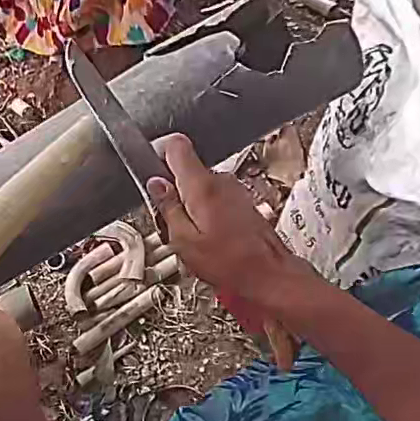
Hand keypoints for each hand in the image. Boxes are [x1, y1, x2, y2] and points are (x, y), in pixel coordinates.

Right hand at [148, 134, 319, 321]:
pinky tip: (208, 237)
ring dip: (189, 205)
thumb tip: (155, 185)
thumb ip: (167, 207)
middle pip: (187, 169)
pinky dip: (206, 212)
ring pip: (200, 186)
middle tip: (168, 221)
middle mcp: (220, 181)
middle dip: (172, 190)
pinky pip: (215, 197)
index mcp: (201, 187)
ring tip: (190, 236)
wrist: (269, 275)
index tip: (150, 173)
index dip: (158, 154)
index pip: (176, 146)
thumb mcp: (184, 240)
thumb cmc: (231, 263)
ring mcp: (234, 190)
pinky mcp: (242, 202)